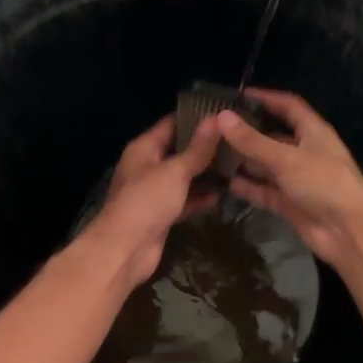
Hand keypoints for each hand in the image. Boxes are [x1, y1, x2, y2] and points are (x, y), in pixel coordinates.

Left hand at [81, 114, 221, 286]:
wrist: (126, 249)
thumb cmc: (147, 201)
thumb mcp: (175, 171)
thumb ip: (197, 149)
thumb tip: (216, 119)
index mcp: (144, 148)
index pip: (171, 124)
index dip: (195, 117)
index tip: (223, 113)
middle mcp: (147, 166)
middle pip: (178, 150)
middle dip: (204, 147)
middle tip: (236, 140)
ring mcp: (154, 192)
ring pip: (182, 176)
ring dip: (204, 173)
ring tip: (235, 164)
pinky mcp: (161, 214)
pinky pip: (183, 199)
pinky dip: (199, 197)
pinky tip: (222, 194)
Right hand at [216, 88, 362, 266]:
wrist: (348, 231)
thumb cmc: (323, 183)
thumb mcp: (286, 158)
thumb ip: (253, 140)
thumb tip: (222, 117)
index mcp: (313, 132)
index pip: (289, 106)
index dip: (267, 98)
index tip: (239, 94)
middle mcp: (305, 152)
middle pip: (273, 137)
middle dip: (248, 133)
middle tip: (215, 129)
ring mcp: (297, 180)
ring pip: (266, 166)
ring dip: (244, 161)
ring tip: (212, 154)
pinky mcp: (290, 204)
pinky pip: (265, 191)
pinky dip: (248, 187)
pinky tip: (224, 182)